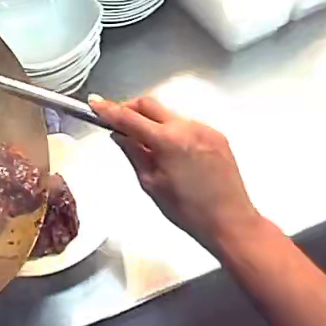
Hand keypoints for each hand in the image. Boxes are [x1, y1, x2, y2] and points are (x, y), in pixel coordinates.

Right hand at [90, 95, 270, 248]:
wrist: (230, 221)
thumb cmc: (190, 212)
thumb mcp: (151, 184)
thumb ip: (133, 153)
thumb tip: (120, 135)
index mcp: (167, 141)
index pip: (129, 117)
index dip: (108, 109)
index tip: (95, 103)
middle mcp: (187, 128)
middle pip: (149, 104)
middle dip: (130, 109)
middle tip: (117, 123)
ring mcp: (204, 129)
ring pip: (169, 114)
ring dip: (153, 123)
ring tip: (148, 148)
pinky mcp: (216, 135)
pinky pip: (187, 125)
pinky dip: (173, 132)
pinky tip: (173, 154)